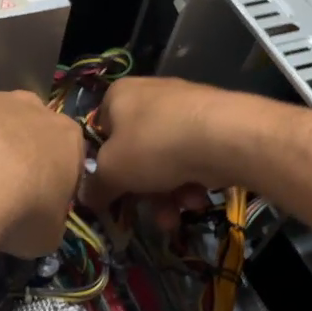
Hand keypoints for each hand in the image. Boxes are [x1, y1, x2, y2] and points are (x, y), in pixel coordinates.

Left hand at [0, 90, 85, 257]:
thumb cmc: (21, 209)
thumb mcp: (48, 236)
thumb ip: (50, 223)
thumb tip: (40, 226)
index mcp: (68, 137)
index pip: (70, 160)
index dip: (56, 185)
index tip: (40, 207)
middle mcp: (34, 109)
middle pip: (32, 136)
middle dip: (22, 160)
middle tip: (3, 195)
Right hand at [84, 77, 254, 211]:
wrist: (225, 136)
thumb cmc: (154, 145)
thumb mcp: (112, 171)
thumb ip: (95, 186)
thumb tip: (86, 197)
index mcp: (119, 95)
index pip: (100, 131)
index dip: (102, 164)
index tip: (111, 191)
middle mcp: (150, 95)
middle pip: (136, 152)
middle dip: (142, 191)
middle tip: (150, 214)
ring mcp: (185, 107)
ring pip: (165, 159)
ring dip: (168, 194)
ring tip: (176, 215)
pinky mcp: (215, 123)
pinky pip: (192, 156)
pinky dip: (191, 181)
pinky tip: (198, 198)